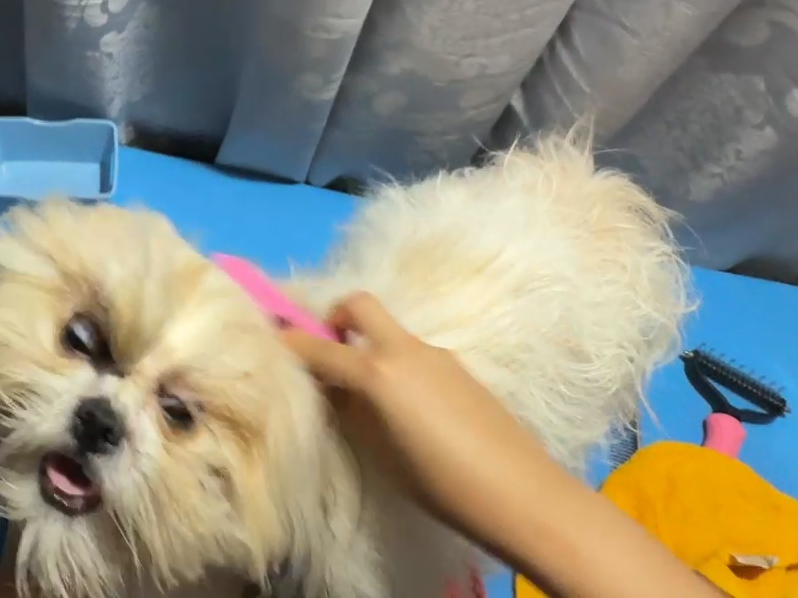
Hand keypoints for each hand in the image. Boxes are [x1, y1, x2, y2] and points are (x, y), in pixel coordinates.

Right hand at [277, 292, 541, 526]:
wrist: (523, 494)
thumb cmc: (438, 481)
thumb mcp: (378, 451)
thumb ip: (348, 410)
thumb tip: (329, 386)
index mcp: (376, 371)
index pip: (318, 345)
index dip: (290, 341)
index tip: (274, 341)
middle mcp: (402, 349)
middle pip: (358, 304)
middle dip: (335, 316)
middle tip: (330, 347)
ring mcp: (435, 354)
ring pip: (389, 330)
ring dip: (370, 343)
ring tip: (370, 391)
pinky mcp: (459, 367)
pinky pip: (414, 352)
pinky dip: (397, 362)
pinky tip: (409, 406)